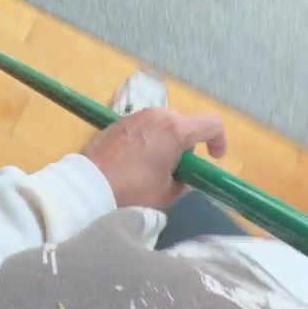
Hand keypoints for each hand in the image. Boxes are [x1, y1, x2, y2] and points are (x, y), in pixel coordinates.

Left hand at [82, 108, 226, 209]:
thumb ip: (184, 181)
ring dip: (166, 142)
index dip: (220, 141)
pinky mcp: (118, 121)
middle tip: (177, 170)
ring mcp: (135, 115)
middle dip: (187, 145)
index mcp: (175, 130)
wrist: (88, 185)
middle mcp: (157, 115)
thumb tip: (183, 175)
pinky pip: (142, 127)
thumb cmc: (133, 190)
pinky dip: (147, 140)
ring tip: (154, 167)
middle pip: (184, 124)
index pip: (212, 124)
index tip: (213, 159)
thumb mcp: (167, 193)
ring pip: (162, 125)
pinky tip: (134, 162)